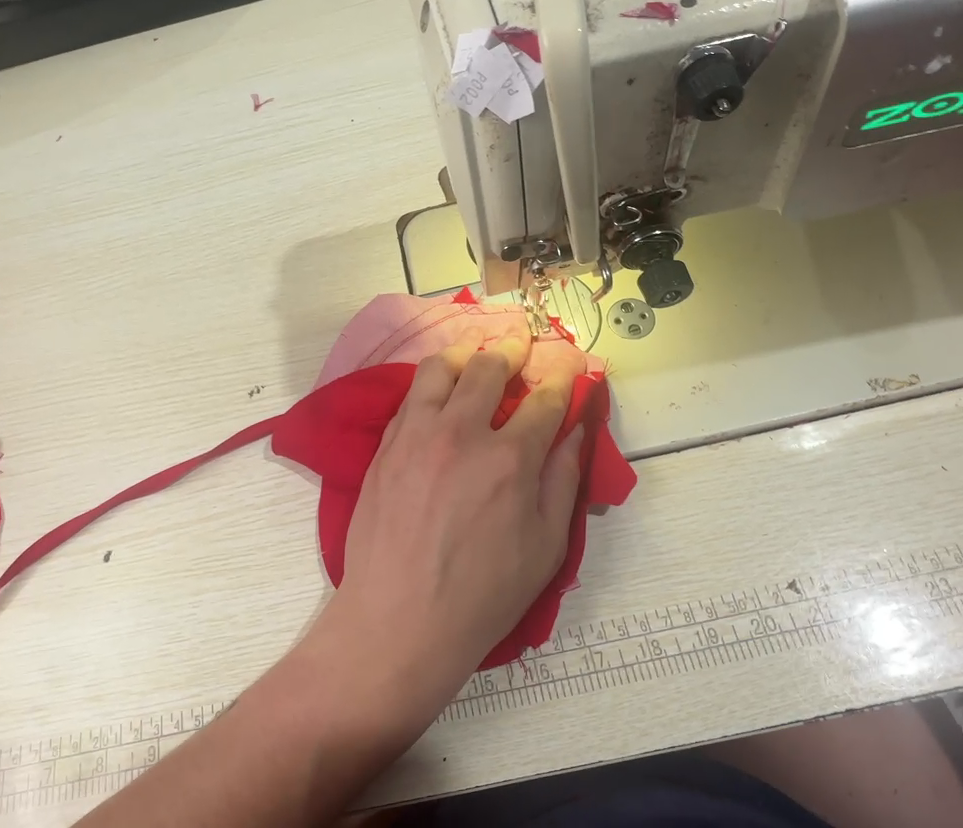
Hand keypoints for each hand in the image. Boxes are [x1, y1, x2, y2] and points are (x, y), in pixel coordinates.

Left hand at [314, 326, 586, 712]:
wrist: (399, 620)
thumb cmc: (483, 594)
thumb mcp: (545, 546)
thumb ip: (562, 480)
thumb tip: (576, 431)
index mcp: (509, 459)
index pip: (543, 399)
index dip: (563, 376)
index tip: (571, 362)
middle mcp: (461, 433)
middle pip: (488, 368)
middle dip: (512, 349)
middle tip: (521, 342)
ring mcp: (416, 436)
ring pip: (440, 369)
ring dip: (465, 352)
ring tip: (476, 351)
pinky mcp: (386, 447)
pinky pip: (410, 396)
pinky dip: (430, 382)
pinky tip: (438, 388)